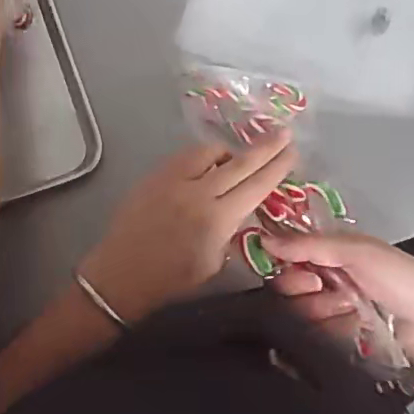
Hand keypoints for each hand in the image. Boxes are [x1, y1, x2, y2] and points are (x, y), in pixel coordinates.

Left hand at [79, 131, 297, 322]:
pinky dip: (200, 157)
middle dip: (264, 147)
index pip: (256, 186)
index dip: (277, 167)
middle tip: (282, 133)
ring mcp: (172, 181)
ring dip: (227, 152)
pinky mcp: (152, 178)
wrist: (121, 275)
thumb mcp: (213, 262)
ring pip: (207, 152)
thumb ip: (230, 231)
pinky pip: (183, 157)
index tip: (292, 152)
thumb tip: (238, 211)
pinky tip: (205, 164)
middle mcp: (197, 193)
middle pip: (238, 162)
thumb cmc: (170, 280)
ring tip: (236, 157)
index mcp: (217, 219)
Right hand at [262, 232, 413, 377]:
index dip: (282, 256)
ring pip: (300, 307)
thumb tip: (263, 239)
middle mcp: (332, 276)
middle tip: (317, 286)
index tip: (285, 261)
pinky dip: (331, 327)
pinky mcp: (341, 334)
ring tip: (347, 307)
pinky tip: (352, 324)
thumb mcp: (357, 252)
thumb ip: (309, 245)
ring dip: (319, 308)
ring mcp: (336, 306)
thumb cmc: (403, 279)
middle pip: (289, 281)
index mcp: (336, 250)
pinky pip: (316, 331)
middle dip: (298, 284)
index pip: (291, 250)